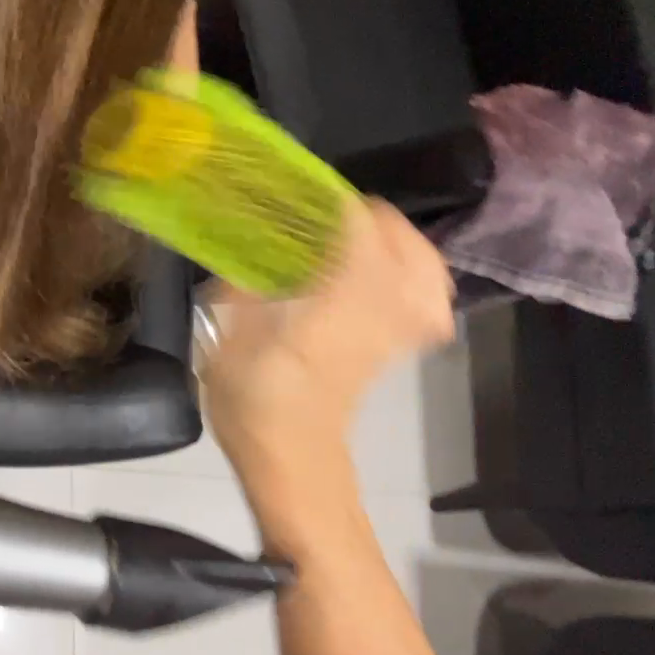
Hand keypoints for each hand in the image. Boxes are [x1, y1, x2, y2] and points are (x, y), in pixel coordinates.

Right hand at [202, 199, 453, 486]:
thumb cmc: (253, 405)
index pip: (358, 238)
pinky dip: (418, 279)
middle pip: (406, 249)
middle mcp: (377, 314)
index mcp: (333, 308)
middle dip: (378, 221)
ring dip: (403, 245)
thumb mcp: (226, 346)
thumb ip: (240, 295)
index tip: (308, 193)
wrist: (292, 460)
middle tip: (336, 212)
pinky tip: (389, 277)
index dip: (340, 207)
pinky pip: (428, 301)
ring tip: (367, 237)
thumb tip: (242, 259)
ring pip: (427, 273)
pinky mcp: (397, 348)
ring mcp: (396, 333)